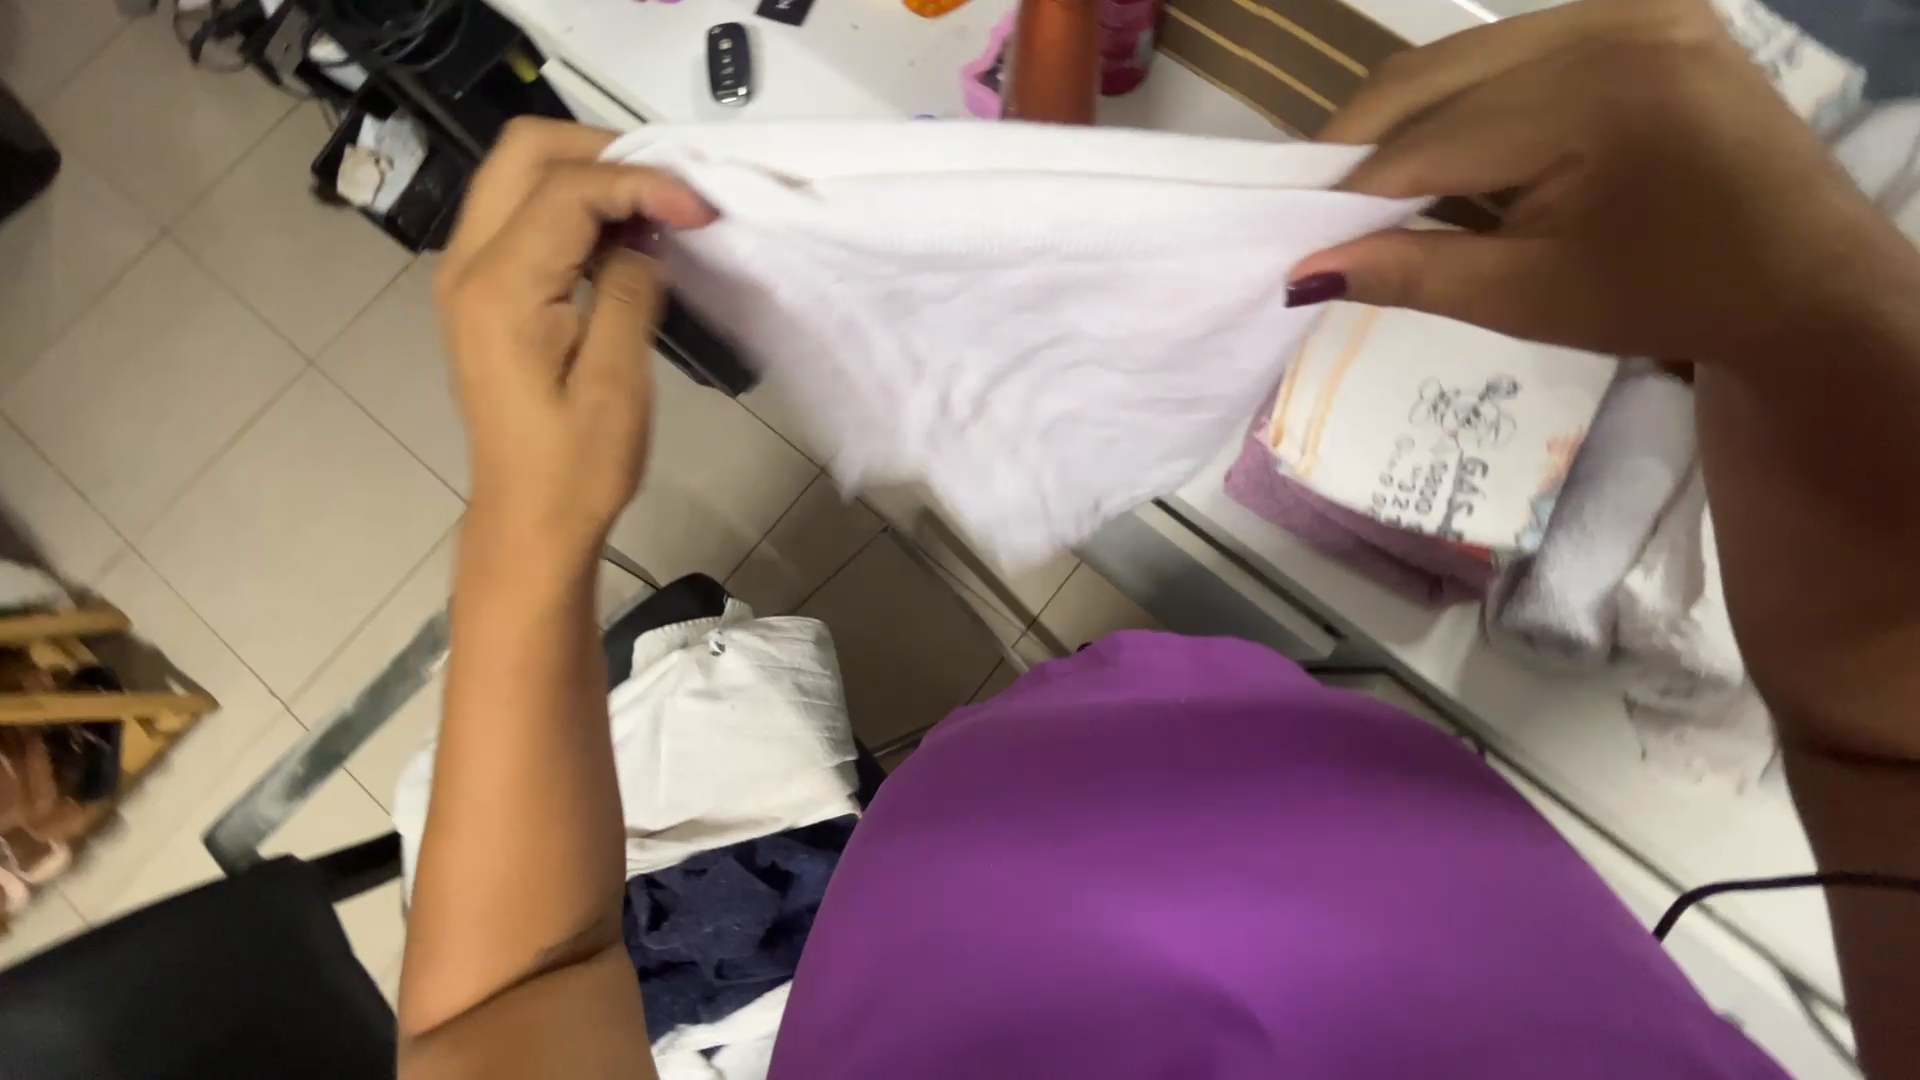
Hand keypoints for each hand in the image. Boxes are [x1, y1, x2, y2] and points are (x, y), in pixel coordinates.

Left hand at [435, 118, 716, 556]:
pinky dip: (578, 210)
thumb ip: (627, 295)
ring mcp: (469, 276)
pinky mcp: (487, 294)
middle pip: (524, 154)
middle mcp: (468, 265)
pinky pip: (526, 218)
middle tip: (674, 189)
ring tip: (658, 209)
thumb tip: (643, 247)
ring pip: (521, 177)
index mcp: (500, 289)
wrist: (530, 518)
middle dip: (606, 154)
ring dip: (592, 177)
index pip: (567, 191)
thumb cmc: (578, 467)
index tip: (701, 208)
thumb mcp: (617, 384)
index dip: (640, 183)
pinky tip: (625, 240)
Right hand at [1290, 0, 1919, 369]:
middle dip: (1353, 148)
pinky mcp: (1633, 19)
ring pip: (1453, 59)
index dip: (1342, 196)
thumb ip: (1404, 274)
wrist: (1794, 276)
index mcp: (1595, 99)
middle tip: (1309, 213)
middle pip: (1426, 76)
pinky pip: (1500, 55)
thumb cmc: (1656, 299)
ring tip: (1363, 193)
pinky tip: (1433, 158)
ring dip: (1393, 124)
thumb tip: (1300, 276)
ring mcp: (1628, 11)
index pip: (1423, 144)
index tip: (1286, 240)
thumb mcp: (1517, 298)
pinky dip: (1445, 107)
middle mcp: (1611, 27)